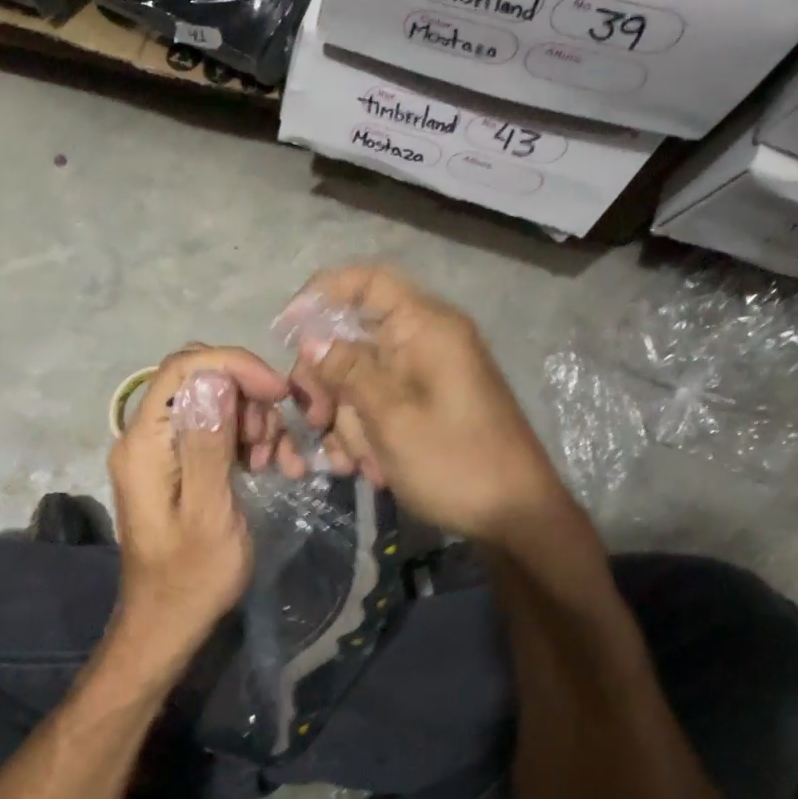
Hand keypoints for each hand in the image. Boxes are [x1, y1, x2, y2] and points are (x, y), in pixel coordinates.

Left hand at [108, 345, 289, 646]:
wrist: (167, 623)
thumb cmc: (191, 578)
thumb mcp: (210, 512)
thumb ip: (209, 443)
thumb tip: (213, 376)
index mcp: (143, 443)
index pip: (183, 368)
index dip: (234, 365)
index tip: (278, 394)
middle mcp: (142, 438)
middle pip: (199, 381)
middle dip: (248, 400)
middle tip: (274, 447)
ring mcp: (156, 453)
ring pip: (212, 405)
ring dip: (253, 424)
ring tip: (278, 465)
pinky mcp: (173, 468)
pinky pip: (213, 433)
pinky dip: (246, 443)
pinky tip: (272, 469)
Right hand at [282, 264, 573, 542]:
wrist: (514, 517)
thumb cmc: (455, 462)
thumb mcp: (390, 417)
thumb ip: (347, 370)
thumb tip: (309, 337)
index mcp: (425, 327)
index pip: (366, 281)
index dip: (319, 296)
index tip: (284, 332)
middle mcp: (424, 342)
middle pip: (351, 339)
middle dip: (326, 383)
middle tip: (317, 422)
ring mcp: (424, 377)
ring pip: (357, 381)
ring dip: (345, 422)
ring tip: (355, 464)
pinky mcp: (422, 407)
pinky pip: (376, 407)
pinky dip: (363, 435)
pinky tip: (365, 469)